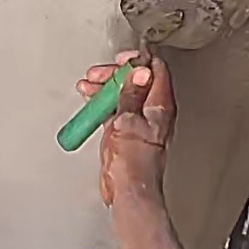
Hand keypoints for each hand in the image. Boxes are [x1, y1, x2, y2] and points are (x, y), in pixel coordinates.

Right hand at [77, 51, 174, 206]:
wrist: (127, 189)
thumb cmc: (134, 163)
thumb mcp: (128, 122)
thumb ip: (131, 95)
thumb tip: (139, 72)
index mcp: (160, 106)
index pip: (155, 71)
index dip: (137, 60)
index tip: (120, 59)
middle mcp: (151, 112)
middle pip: (136, 81)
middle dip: (115, 74)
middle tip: (97, 74)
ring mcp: (138, 122)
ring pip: (122, 94)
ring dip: (105, 87)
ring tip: (88, 85)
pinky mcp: (125, 132)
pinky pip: (114, 110)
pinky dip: (102, 103)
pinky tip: (91, 101)